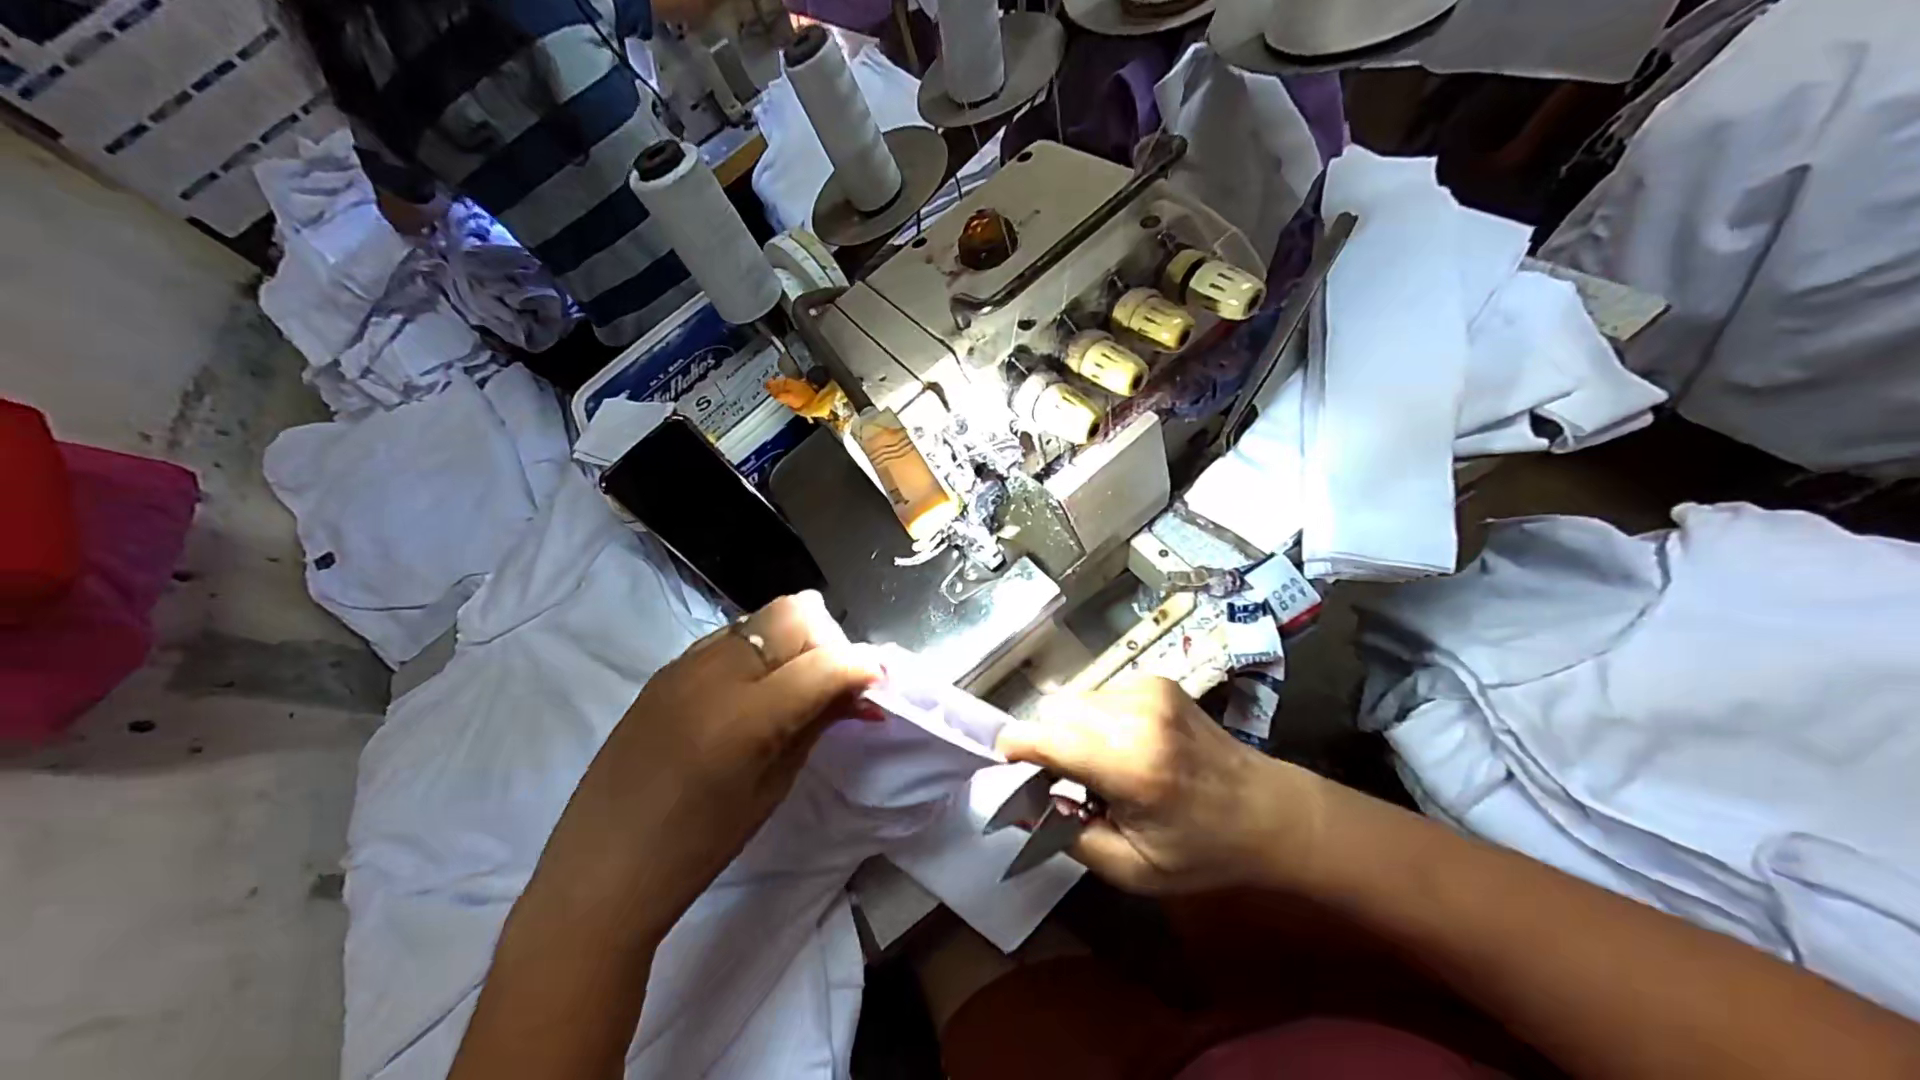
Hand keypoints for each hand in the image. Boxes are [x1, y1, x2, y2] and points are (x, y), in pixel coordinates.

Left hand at [526, 591, 883, 937]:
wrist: (603, 869)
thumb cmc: (698, 847)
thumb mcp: (772, 788)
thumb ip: (816, 725)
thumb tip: (860, 693)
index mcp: (745, 717)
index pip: (824, 662)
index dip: (861, 665)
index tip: (877, 682)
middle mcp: (714, 674)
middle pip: (792, 614)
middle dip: (828, 639)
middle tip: (835, 681)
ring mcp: (683, 665)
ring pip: (759, 618)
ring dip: (793, 639)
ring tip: (797, 683)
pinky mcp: (665, 670)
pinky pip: (727, 637)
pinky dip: (757, 649)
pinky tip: (755, 688)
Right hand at [995, 675, 1327, 894]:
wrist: (1269, 811)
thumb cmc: (1201, 851)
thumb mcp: (1131, 869)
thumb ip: (1065, 836)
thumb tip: (1015, 804)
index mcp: (1131, 766)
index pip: (1046, 737)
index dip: (1017, 750)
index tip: (1009, 770)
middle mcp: (1137, 715)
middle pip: (1054, 711)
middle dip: (1047, 743)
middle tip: (1066, 779)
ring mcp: (1149, 690)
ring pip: (1074, 698)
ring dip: (1071, 729)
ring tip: (1099, 764)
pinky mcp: (1157, 680)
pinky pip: (1099, 692)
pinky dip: (1095, 718)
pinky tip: (1123, 744)